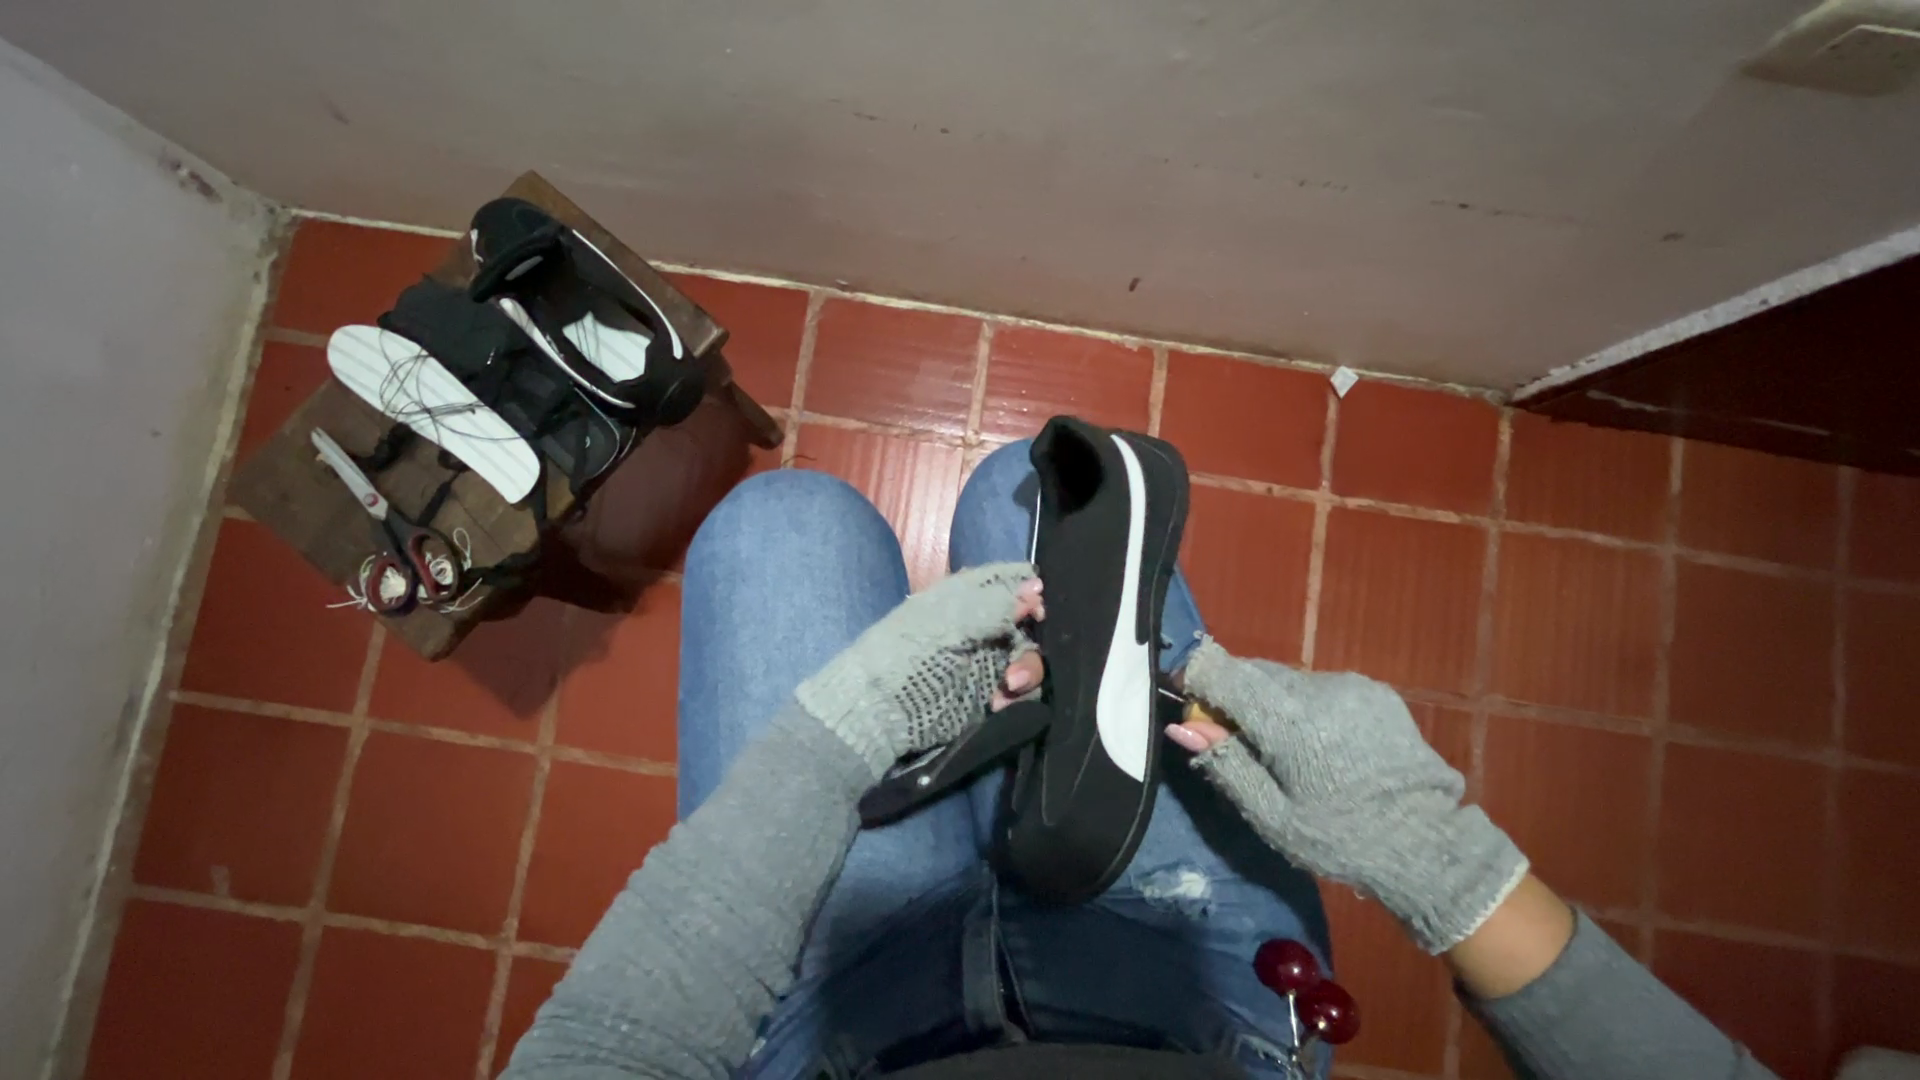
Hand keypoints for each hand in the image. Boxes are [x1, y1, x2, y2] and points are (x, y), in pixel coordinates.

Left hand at [796, 562, 1043, 777]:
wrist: (880, 710)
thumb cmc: (908, 654)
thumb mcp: (950, 623)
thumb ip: (995, 605)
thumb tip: (1038, 585)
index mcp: (968, 596)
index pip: (1012, 581)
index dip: (1031, 591)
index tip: (1037, 609)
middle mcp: (983, 625)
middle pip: (1030, 623)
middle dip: (1031, 640)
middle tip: (1021, 657)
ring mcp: (987, 660)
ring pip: (1029, 658)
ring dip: (1027, 670)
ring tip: (1010, 685)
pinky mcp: (989, 693)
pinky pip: (1021, 690)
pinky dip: (1017, 696)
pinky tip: (999, 703)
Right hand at [1168, 638, 1526, 952]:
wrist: (1429, 846)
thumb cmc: (1339, 839)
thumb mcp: (1271, 814)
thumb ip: (1225, 762)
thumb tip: (1181, 725)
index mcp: (1290, 721)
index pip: (1223, 672)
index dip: (1197, 680)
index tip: (1189, 702)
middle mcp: (1318, 688)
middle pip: (1252, 671)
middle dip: (1232, 695)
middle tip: (1231, 736)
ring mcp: (1350, 686)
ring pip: (1284, 678)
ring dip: (1267, 700)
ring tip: (1278, 745)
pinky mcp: (1374, 691)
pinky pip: (1317, 686)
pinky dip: (1301, 703)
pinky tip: (1316, 741)